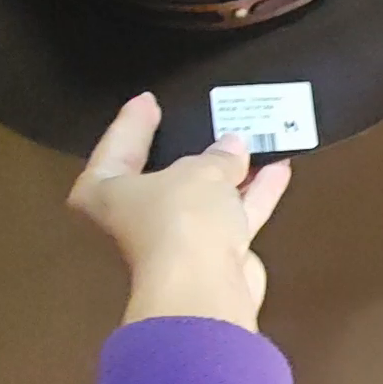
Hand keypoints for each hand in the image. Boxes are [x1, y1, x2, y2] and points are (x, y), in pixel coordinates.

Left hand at [70, 93, 291, 331]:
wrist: (207, 283)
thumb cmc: (179, 218)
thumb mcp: (198, 171)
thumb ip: (218, 156)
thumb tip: (235, 145)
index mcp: (105, 190)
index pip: (120, 145)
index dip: (136, 121)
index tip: (149, 100)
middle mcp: (138, 214)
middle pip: (168, 173)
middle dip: (196, 151)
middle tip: (211, 124)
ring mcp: (180, 235)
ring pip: (209, 195)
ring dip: (235, 172)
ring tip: (257, 144)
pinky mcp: (217, 251)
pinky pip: (237, 212)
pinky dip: (256, 192)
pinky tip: (277, 171)